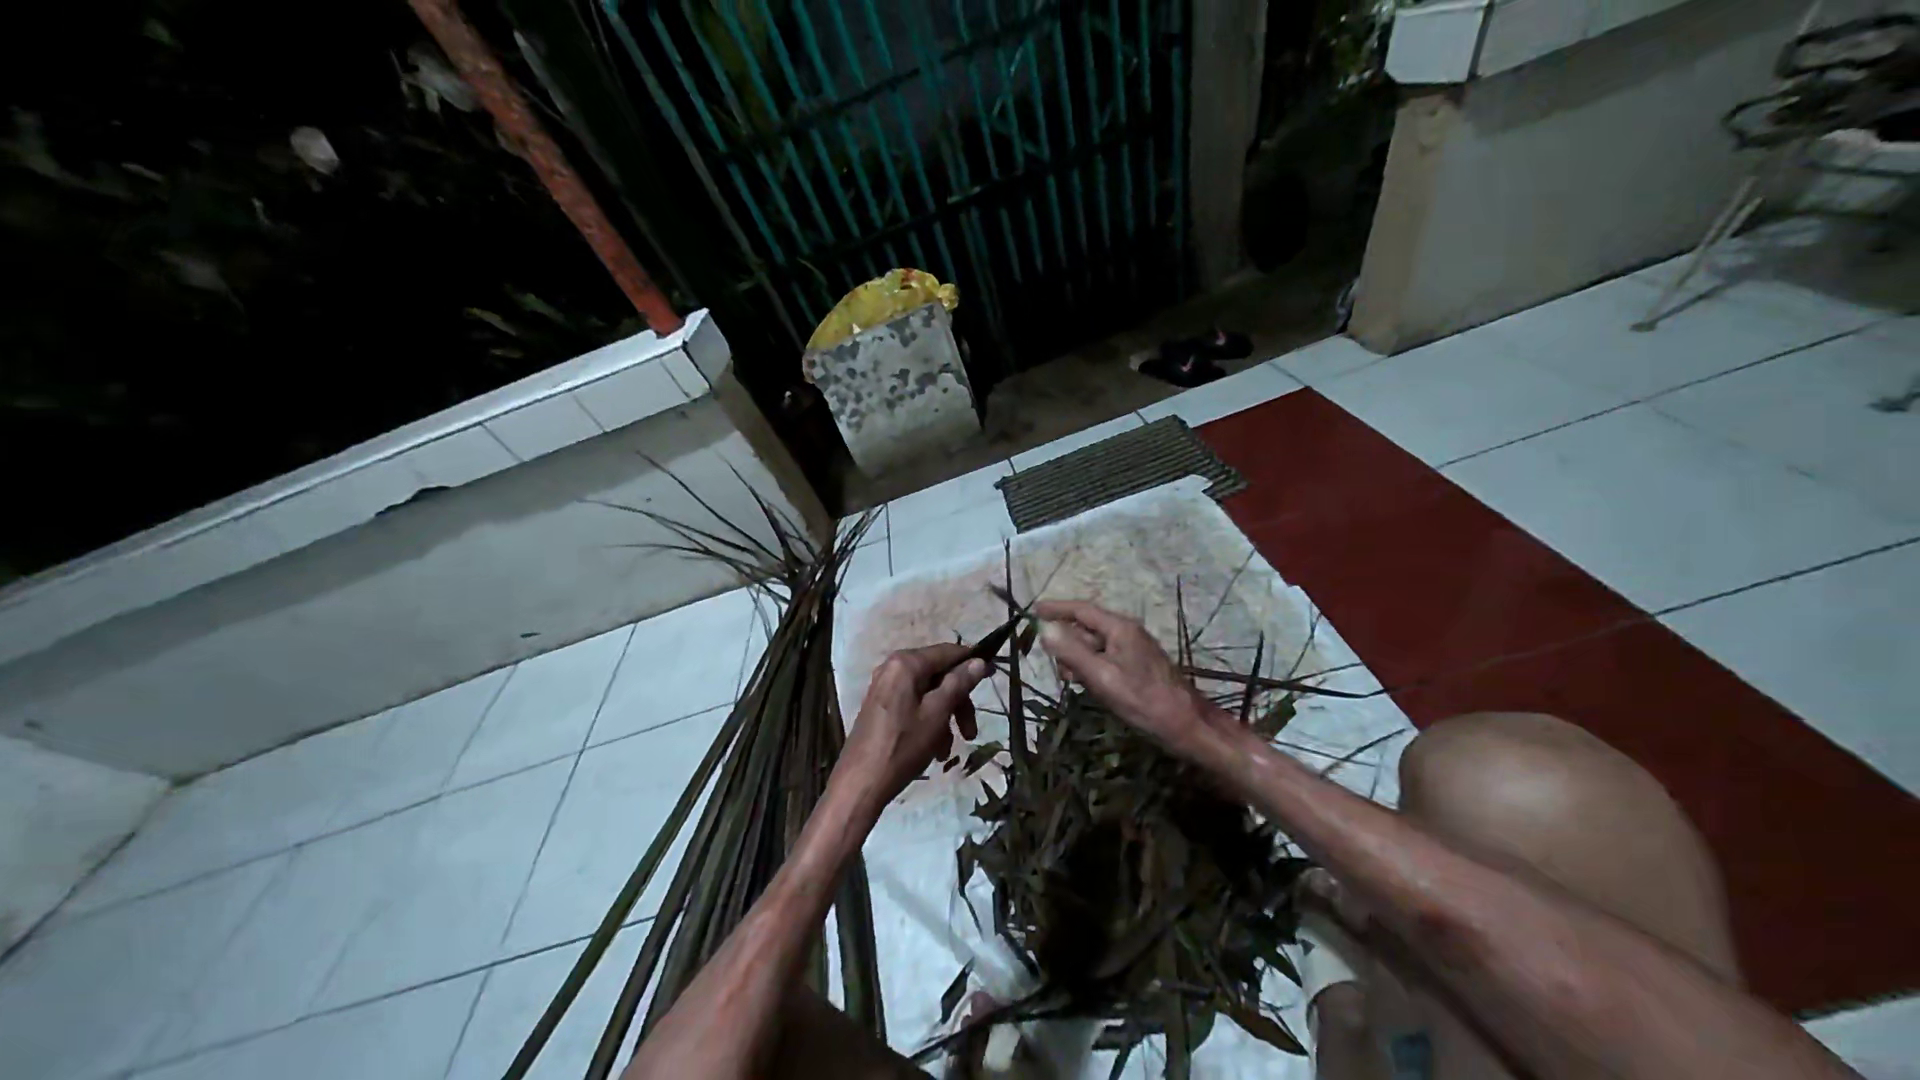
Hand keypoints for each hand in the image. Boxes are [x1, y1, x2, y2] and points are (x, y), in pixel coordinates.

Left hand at [841, 644, 988, 806]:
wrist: (860, 784)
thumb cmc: (902, 746)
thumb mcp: (937, 714)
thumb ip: (958, 684)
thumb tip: (978, 661)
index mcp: (905, 664)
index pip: (947, 652)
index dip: (972, 663)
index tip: (992, 677)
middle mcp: (892, 669)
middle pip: (938, 675)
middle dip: (958, 702)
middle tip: (971, 731)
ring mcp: (884, 688)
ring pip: (928, 694)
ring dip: (945, 717)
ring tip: (949, 749)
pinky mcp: (881, 707)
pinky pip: (914, 706)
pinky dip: (928, 723)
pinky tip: (935, 750)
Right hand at [1034, 600, 1227, 760]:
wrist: (1185, 725)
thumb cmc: (1142, 699)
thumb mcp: (1101, 676)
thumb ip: (1071, 652)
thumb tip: (1045, 629)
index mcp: (1119, 627)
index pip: (1081, 609)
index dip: (1056, 608)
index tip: (1033, 610)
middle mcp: (1126, 632)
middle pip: (1086, 628)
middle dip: (1067, 642)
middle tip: (1054, 663)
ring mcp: (1133, 649)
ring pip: (1094, 646)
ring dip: (1078, 658)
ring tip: (1071, 679)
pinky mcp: (1136, 666)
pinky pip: (1105, 658)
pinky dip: (1091, 667)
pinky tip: (1088, 685)